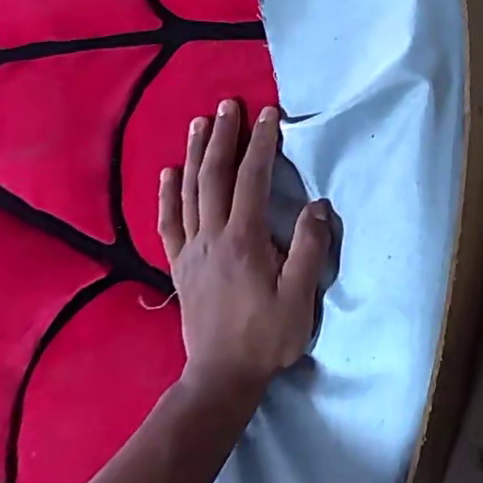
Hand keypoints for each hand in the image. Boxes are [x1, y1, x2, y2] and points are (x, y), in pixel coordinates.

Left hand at [157, 100, 332, 404]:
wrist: (221, 377)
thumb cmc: (268, 335)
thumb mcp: (301, 295)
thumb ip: (309, 247)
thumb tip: (316, 204)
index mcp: (244, 241)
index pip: (252, 180)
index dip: (262, 144)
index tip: (271, 114)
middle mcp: (212, 238)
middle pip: (214, 177)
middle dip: (224, 137)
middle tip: (229, 105)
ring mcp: (192, 251)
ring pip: (188, 192)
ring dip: (195, 154)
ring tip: (200, 123)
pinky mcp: (181, 265)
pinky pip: (168, 222)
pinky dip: (166, 194)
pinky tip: (168, 172)